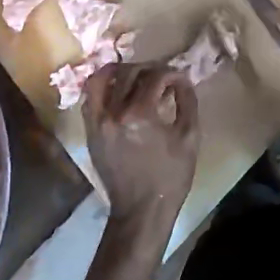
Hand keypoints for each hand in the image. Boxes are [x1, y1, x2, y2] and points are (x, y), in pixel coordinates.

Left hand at [85, 64, 199, 236]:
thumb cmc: (170, 176)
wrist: (141, 210)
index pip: (155, 76)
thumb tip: (182, 79)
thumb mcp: (189, 136)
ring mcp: (96, 121)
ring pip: (101, 79)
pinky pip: (90, 98)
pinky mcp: (90, 131)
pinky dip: (103, 87)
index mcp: (139, 114)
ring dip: (120, 71)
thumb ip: (187, 100)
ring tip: (136, 76)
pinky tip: (119, 90)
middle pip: (129, 73)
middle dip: (149, 69)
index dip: (172, 73)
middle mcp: (113, 112)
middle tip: (163, 78)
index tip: (181, 79)